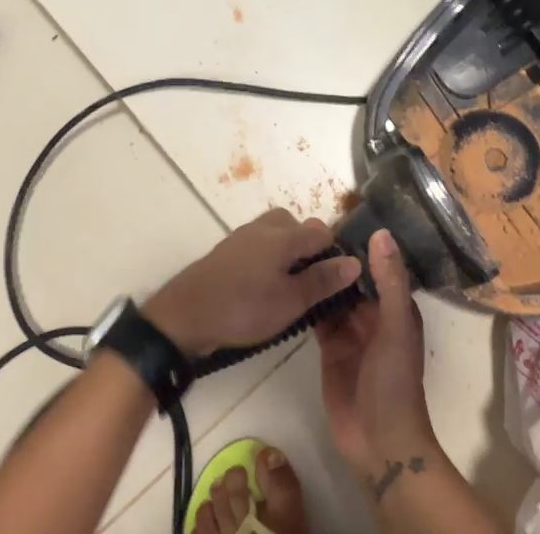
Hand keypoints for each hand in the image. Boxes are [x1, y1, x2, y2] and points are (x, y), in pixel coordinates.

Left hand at [143, 209, 361, 356]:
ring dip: (288, 250)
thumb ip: (321, 280)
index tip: (341, 278)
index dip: (335, 252)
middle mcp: (263, 228)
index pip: (321, 232)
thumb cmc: (243, 308)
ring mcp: (242, 237)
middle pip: (296, 225)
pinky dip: (269, 256)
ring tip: (291, 283)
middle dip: (310, 246)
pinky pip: (259, 244)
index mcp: (282, 236)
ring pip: (275, 232)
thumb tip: (355, 262)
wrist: (185, 315)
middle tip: (313, 281)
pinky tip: (266, 283)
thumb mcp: (289, 301)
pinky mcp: (227, 251)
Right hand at [316, 229, 435, 477]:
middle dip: (334, 257)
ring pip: (333, 296)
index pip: (378, 265)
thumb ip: (389, 282)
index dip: (360, 243)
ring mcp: (350, 332)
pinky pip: (318, 318)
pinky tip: (287, 282)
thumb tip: (381, 233)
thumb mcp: (396, 327)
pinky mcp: (329, 349)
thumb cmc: (394, 382)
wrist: (379, 441)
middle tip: (304, 230)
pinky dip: (307, 302)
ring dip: (319, 277)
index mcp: (396, 307)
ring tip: (292, 249)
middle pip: (352, 278)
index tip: (336, 216)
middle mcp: (373, 315)